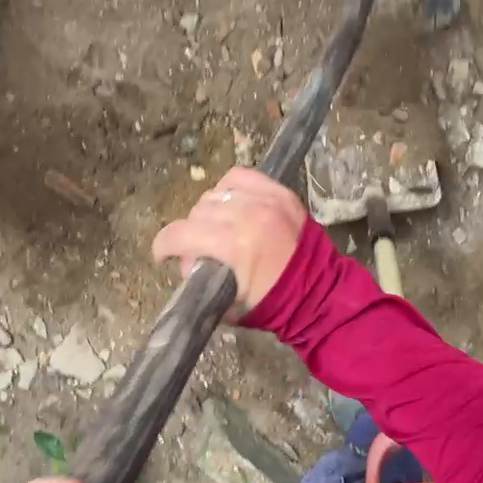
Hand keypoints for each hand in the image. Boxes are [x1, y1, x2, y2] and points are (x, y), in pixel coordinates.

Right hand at [152, 167, 307, 314]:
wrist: (320, 294)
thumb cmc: (274, 305)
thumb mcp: (229, 305)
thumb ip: (201, 282)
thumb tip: (187, 265)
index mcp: (235, 245)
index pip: (182, 234)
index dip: (163, 245)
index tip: (162, 256)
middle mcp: (248, 215)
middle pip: (197, 214)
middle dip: (191, 235)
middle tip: (199, 253)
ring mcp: (266, 200)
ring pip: (216, 195)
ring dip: (209, 213)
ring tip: (216, 231)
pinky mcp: (280, 193)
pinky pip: (240, 178)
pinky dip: (228, 191)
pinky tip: (229, 206)